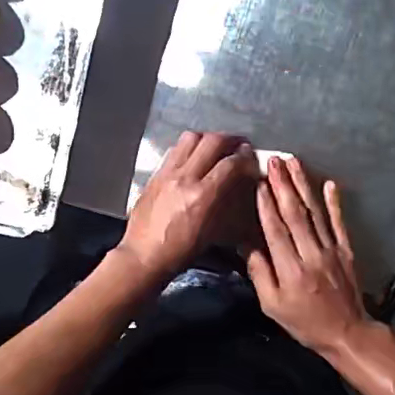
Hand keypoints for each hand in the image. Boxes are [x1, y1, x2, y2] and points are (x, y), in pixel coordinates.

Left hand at [118, 130, 254, 281]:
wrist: (143, 256)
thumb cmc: (180, 252)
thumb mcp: (212, 232)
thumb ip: (226, 204)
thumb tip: (238, 186)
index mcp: (202, 196)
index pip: (230, 164)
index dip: (245, 159)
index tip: (251, 160)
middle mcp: (184, 178)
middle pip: (212, 141)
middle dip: (231, 140)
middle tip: (239, 145)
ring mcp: (167, 173)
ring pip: (190, 138)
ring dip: (208, 139)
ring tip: (215, 147)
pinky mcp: (155, 175)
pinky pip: (174, 151)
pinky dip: (188, 148)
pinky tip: (193, 158)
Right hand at [247, 156, 375, 357]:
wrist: (347, 333)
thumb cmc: (304, 322)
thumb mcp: (272, 306)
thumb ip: (260, 274)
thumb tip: (248, 246)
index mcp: (290, 269)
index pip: (275, 229)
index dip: (266, 204)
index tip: (258, 182)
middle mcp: (311, 254)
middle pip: (295, 214)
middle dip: (283, 185)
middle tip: (274, 161)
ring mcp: (331, 250)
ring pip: (315, 212)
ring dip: (304, 185)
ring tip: (294, 163)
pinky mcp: (346, 250)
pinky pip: (339, 222)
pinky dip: (334, 202)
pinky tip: (329, 183)